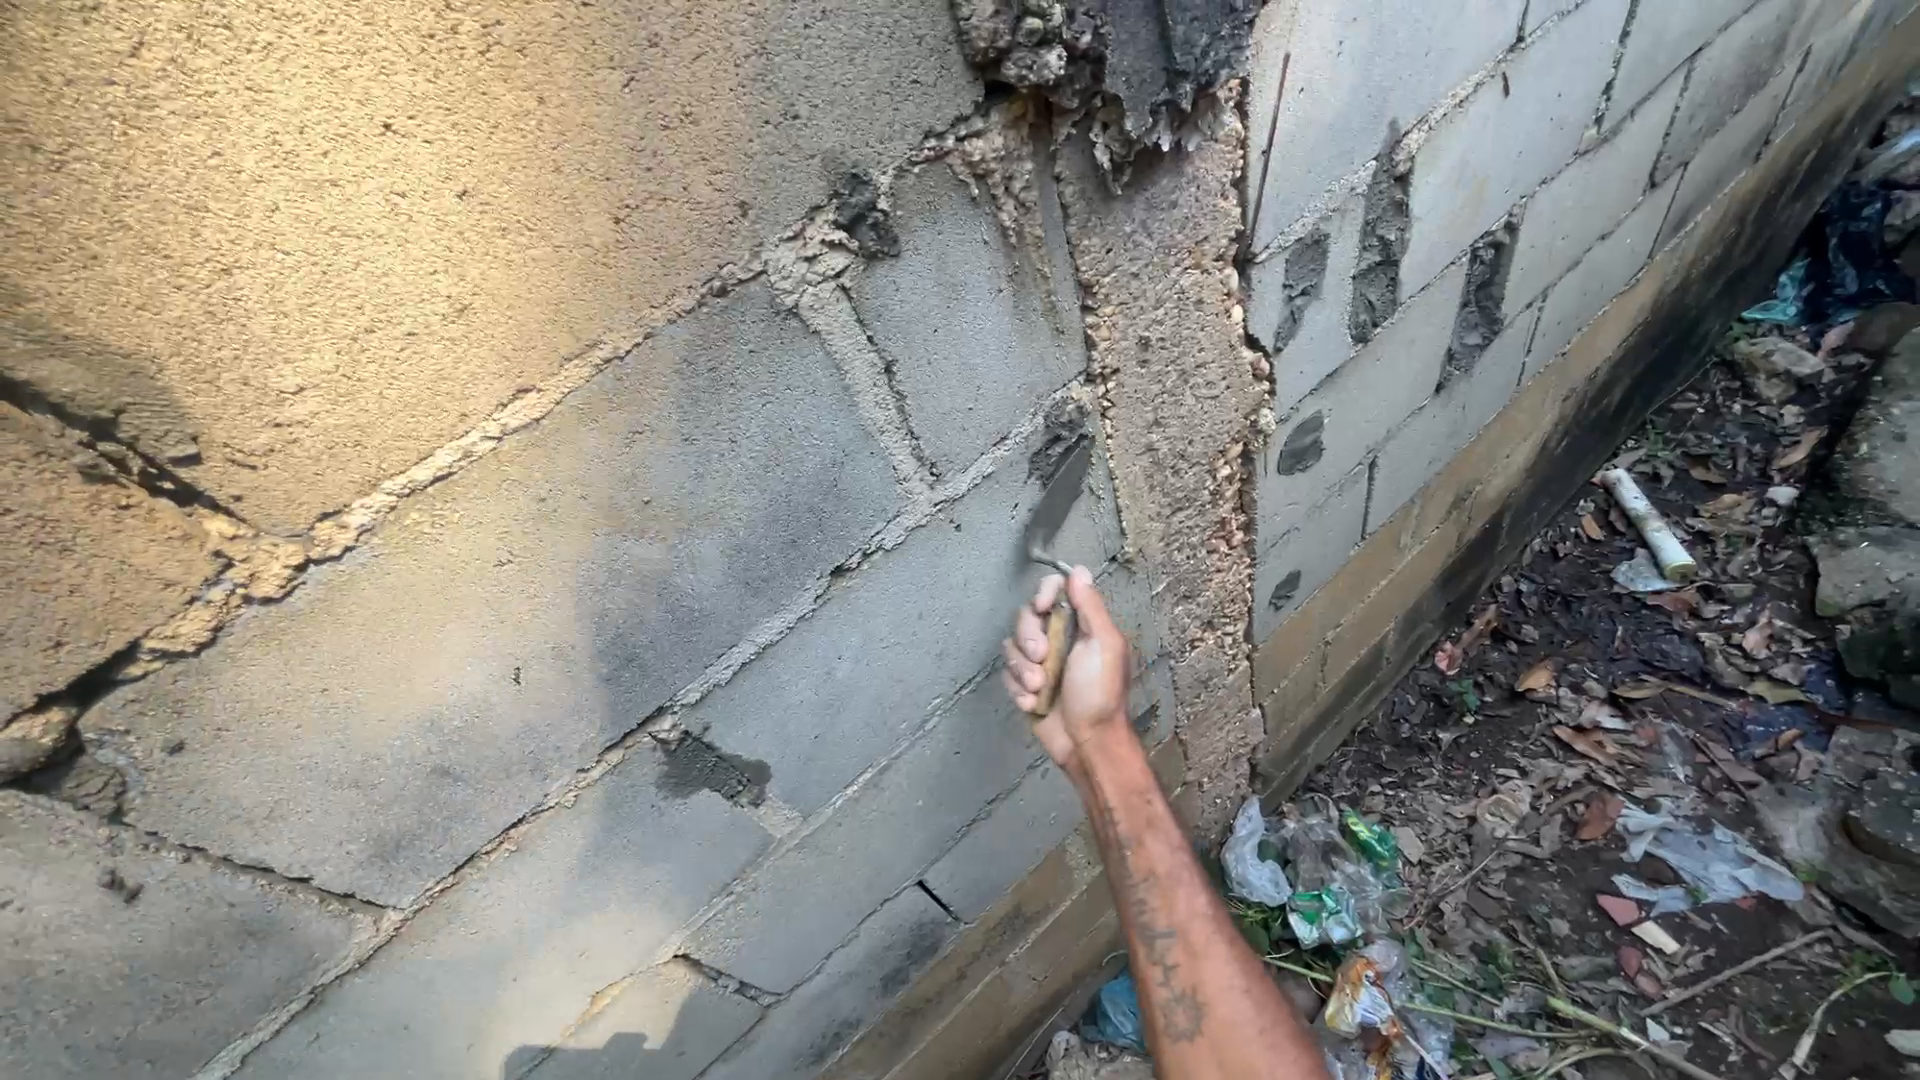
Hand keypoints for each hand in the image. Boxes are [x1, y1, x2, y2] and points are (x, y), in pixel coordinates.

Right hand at [1002, 566, 1131, 768]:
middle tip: (1043, 659)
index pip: (1053, 591)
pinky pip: (1008, 676)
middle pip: (1025, 618)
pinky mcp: (1026, 685)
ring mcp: (1040, 663)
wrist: (1087, 743)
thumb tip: (1079, 570)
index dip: (1042, 594)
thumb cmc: (1101, 694)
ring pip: (1011, 648)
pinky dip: (1019, 690)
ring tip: (1040, 689)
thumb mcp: (1103, 644)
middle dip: (1028, 639)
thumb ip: (1090, 606)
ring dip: (1023, 670)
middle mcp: (1058, 638)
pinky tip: (1035, 703)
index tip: (1042, 608)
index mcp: (1080, 624)